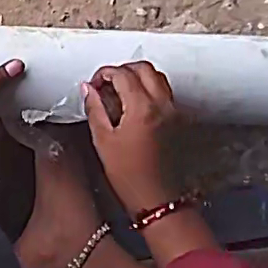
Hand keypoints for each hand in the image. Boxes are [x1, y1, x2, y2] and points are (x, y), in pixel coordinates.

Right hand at [82, 61, 180, 212]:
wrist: (156, 199)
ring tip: (120, 92)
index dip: (104, 74)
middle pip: (144, 68)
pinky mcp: (178, 121)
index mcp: (142, 109)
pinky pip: (165, 93)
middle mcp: (163, 106)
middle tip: (106, 83)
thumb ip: (95, 109)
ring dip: (138, 77)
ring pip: (157, 77)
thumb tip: (89, 90)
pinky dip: (149, 89)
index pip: (123, 74)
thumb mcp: (103, 140)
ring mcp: (173, 113)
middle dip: (122, 70)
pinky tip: (134, 104)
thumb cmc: (130, 176)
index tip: (94, 84)